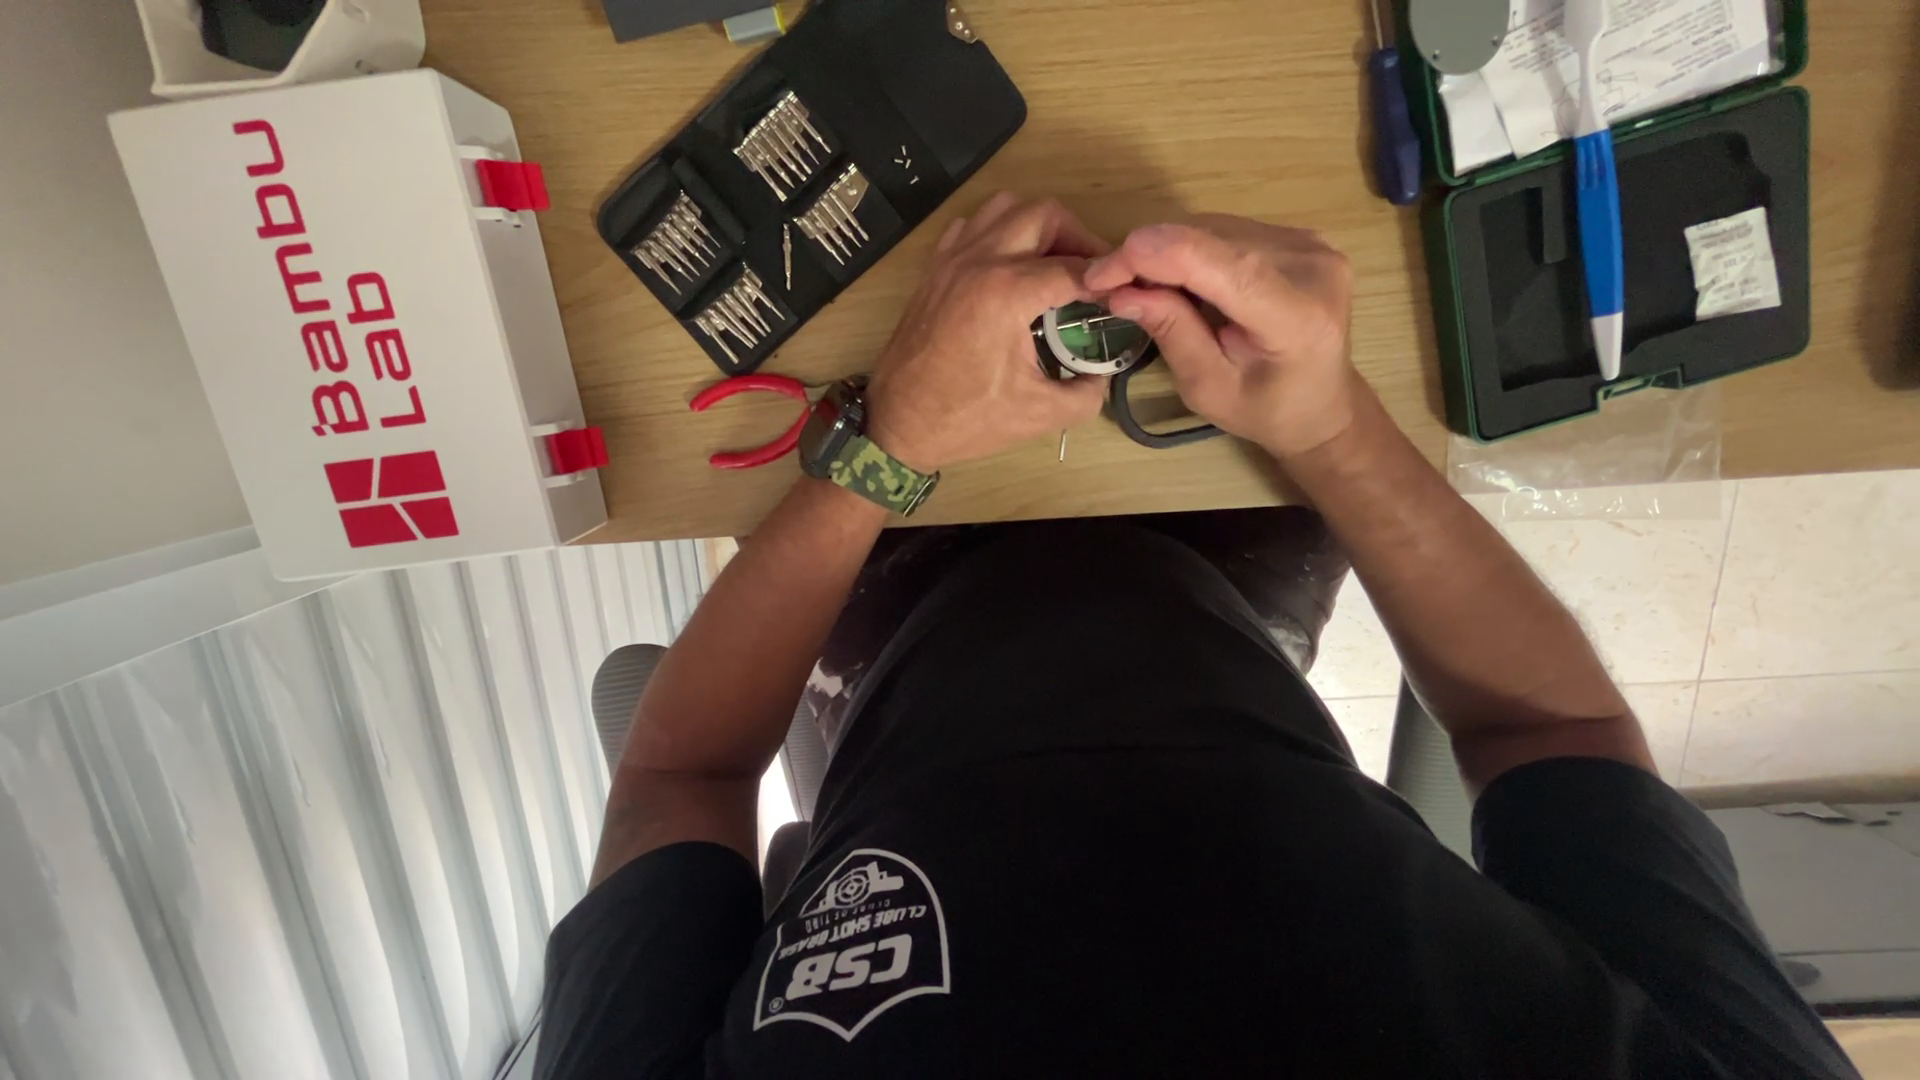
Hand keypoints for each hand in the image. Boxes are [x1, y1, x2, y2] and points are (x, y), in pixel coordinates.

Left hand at [865, 193, 1110, 472]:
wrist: (898, 425)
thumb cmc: (964, 421)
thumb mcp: (1038, 414)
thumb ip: (1087, 391)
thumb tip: (1105, 373)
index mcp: (1008, 293)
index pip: (1075, 268)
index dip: (1107, 280)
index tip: (1122, 295)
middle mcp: (980, 262)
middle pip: (1045, 215)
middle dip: (1078, 238)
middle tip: (1092, 274)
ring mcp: (952, 260)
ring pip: (1006, 207)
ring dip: (1038, 225)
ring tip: (1053, 262)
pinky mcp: (934, 270)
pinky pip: (972, 225)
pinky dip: (998, 232)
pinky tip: (1010, 265)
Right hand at [1082, 216, 1359, 459]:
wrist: (1321, 404)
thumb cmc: (1264, 410)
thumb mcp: (1207, 388)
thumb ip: (1172, 334)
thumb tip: (1121, 293)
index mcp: (1298, 316)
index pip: (1220, 264)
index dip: (1153, 258)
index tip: (1099, 274)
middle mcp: (1311, 266)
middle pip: (1212, 240)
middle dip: (1148, 257)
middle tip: (1106, 285)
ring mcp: (1309, 244)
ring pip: (1214, 228)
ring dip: (1165, 252)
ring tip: (1136, 285)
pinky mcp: (1298, 237)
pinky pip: (1227, 231)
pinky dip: (1188, 249)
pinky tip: (1172, 278)